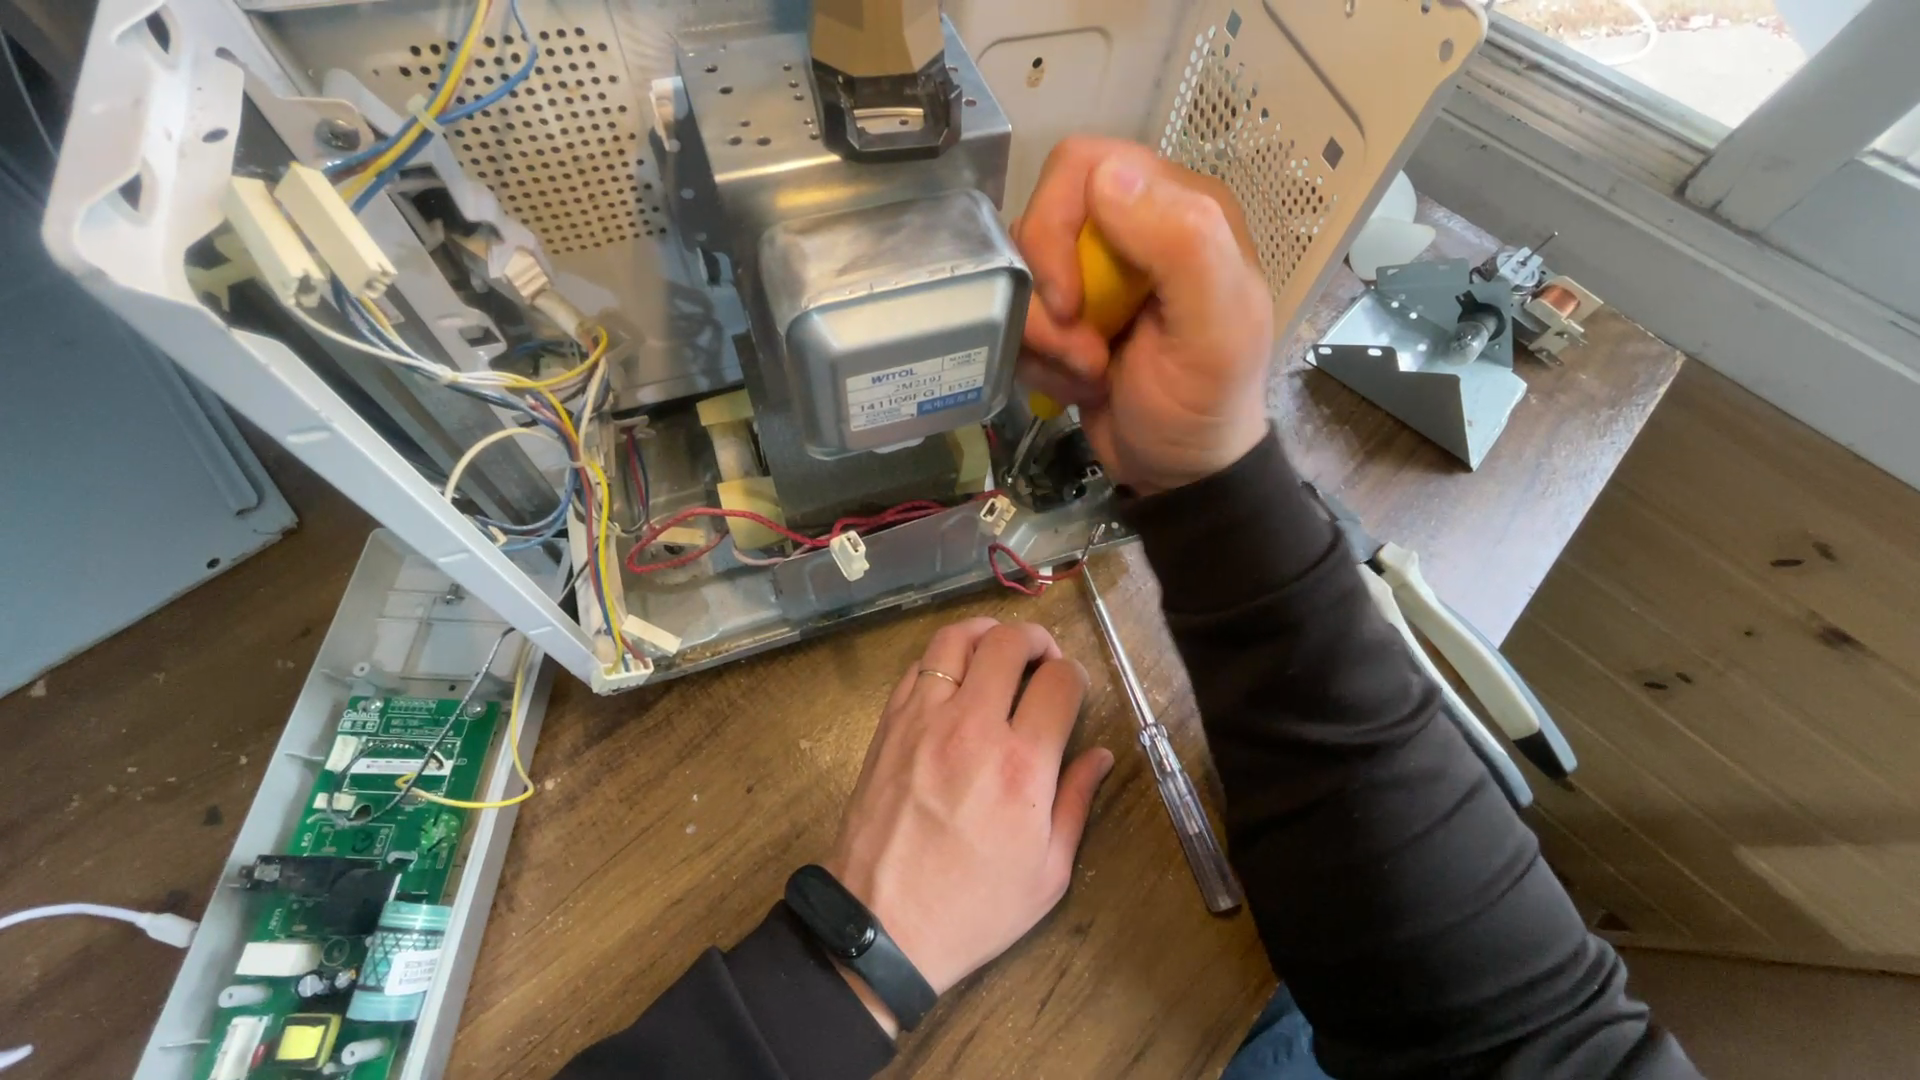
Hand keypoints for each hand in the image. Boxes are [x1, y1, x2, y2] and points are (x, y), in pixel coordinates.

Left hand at [823, 618, 1114, 1033]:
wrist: (881, 925)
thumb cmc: (973, 908)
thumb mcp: (1048, 874)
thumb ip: (1078, 803)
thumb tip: (1100, 755)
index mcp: (1022, 766)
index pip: (1060, 681)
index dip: (1075, 675)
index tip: (1072, 690)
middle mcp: (973, 727)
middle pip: (1010, 643)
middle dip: (1037, 640)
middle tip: (1043, 660)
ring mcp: (924, 719)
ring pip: (957, 638)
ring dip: (987, 632)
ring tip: (999, 650)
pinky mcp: (889, 723)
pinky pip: (918, 665)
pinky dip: (945, 657)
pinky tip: (956, 678)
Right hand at [1015, 136, 1274, 494]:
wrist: (1179, 473)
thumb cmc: (1205, 404)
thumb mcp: (1214, 329)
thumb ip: (1181, 243)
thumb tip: (1104, 175)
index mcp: (1177, 210)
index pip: (1084, 168)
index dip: (1058, 227)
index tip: (1072, 302)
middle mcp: (1128, 232)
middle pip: (1040, 219)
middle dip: (1049, 297)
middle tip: (1081, 350)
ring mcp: (1092, 278)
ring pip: (1021, 275)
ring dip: (1045, 338)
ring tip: (1088, 373)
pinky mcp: (1065, 320)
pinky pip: (1018, 319)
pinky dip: (1040, 360)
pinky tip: (1079, 385)